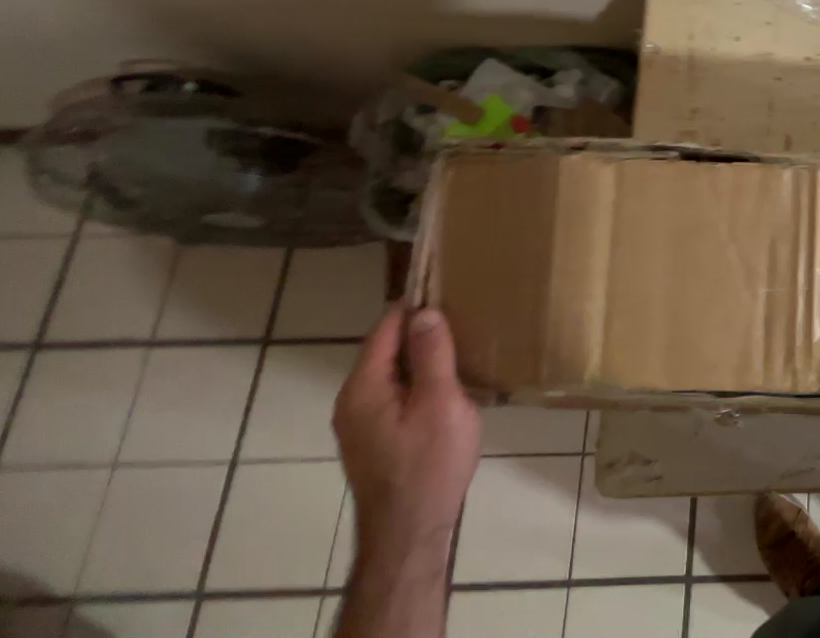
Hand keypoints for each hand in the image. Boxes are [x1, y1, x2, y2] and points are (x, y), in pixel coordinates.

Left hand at [333, 304, 482, 549]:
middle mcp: (352, 401)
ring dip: (424, 359)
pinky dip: (421, 382)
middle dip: (422, 332)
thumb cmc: (429, 464)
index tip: (451, 288)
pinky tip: (451, 386)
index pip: (386, 328)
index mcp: (363, 388)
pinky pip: (397, 395)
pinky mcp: (375, 439)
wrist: (410, 531)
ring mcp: (361, 422)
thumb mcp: (440, 403)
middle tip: (467, 316)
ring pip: (394, 374)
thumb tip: (425, 311)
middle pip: (387, 350)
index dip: (416, 306)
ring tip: (464, 346)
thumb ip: (431, 355)